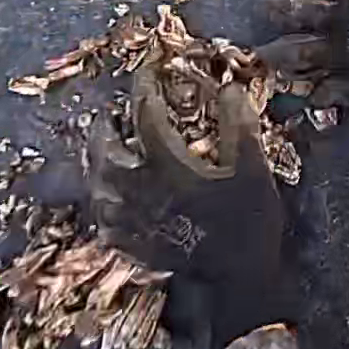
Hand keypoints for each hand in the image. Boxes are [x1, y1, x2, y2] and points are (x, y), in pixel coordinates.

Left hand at [86, 64, 291, 348]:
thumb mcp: (252, 165)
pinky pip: (103, 218)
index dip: (145, 87)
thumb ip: (239, 123)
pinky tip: (107, 194)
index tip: (149, 68)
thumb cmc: (247, 219)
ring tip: (104, 147)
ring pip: (98, 186)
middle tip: (110, 113)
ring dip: (97, 161)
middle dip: (105, 127)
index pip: (147, 116)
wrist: (238, 281)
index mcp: (167, 167)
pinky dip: (101, 199)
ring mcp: (133, 221)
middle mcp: (141, 191)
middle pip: (106, 152)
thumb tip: (228, 85)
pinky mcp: (132, 244)